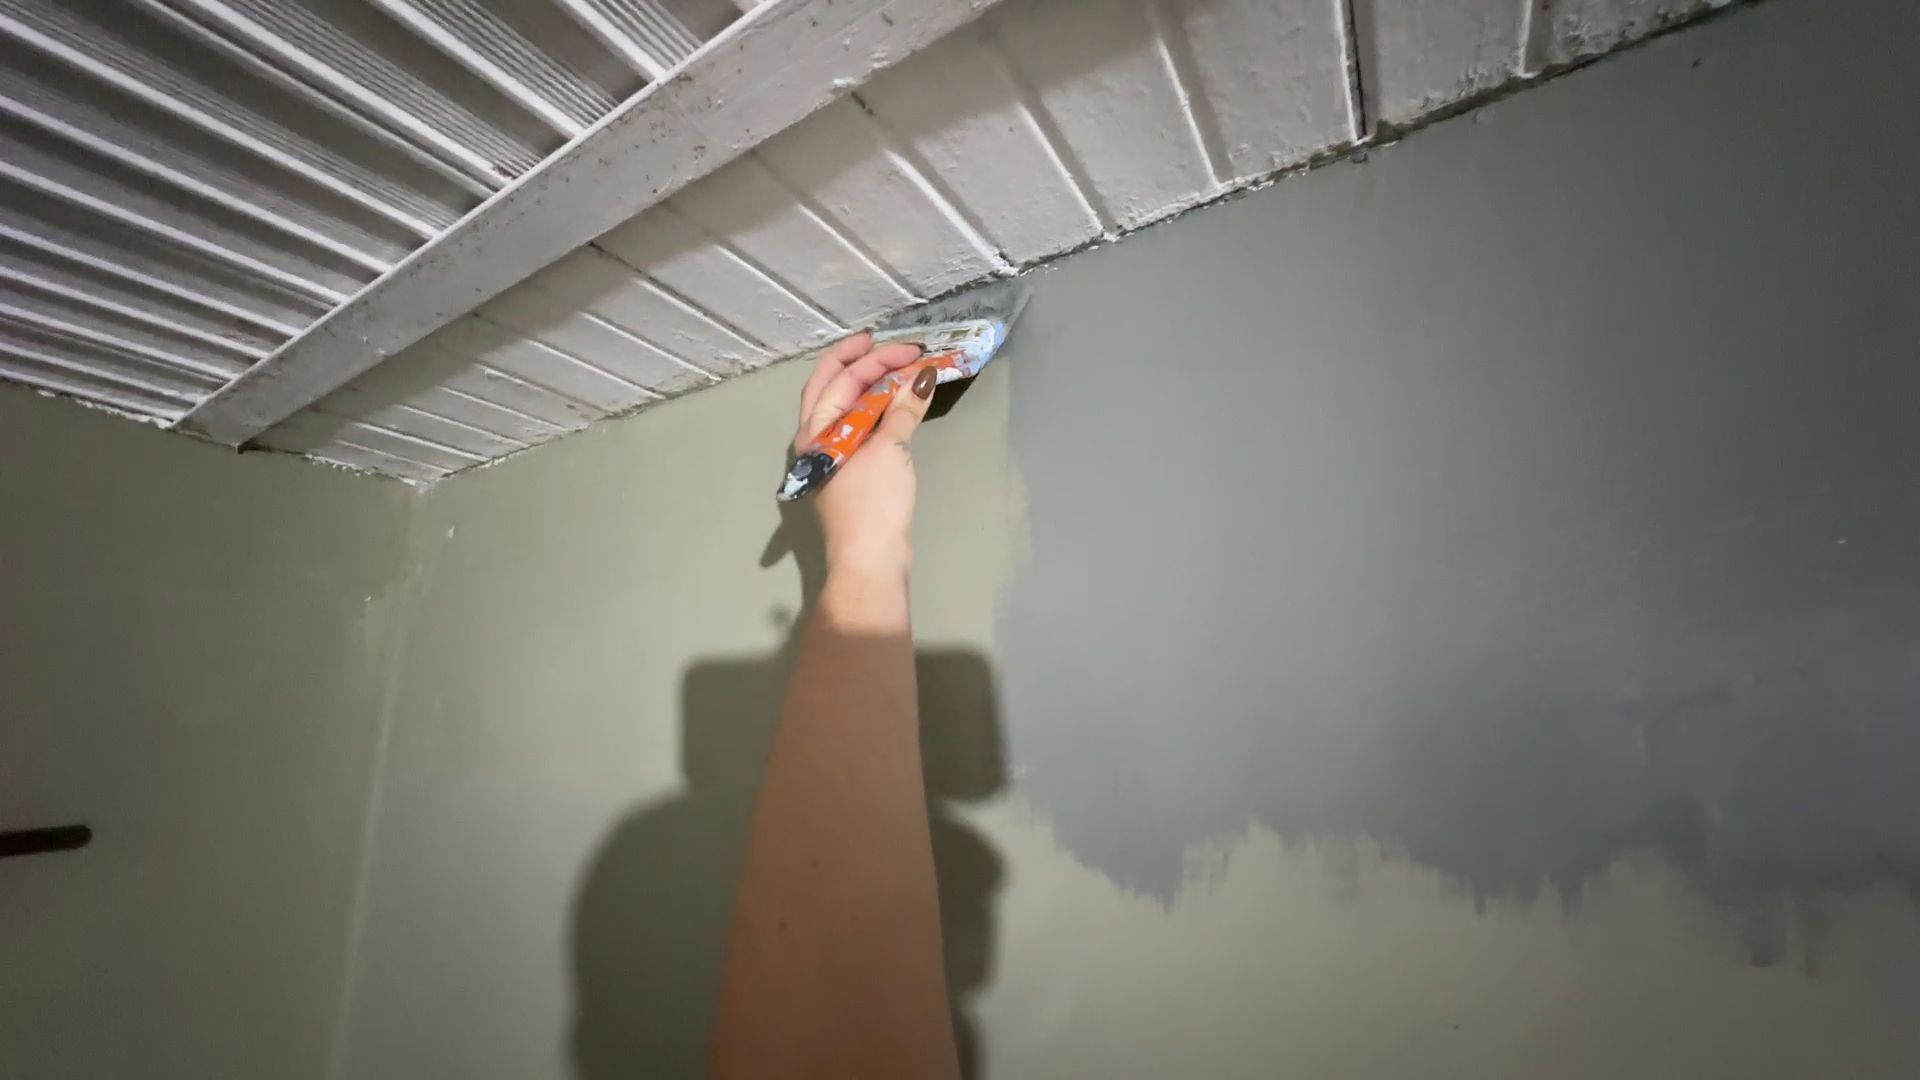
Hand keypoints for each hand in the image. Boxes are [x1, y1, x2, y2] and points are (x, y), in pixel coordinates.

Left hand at [794, 332, 936, 581]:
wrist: (870, 559)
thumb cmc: (873, 502)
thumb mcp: (888, 450)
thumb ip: (903, 409)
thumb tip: (923, 376)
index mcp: (815, 430)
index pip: (840, 378)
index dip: (873, 358)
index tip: (908, 349)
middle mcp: (818, 440)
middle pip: (834, 388)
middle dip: (860, 363)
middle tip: (887, 345)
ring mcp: (834, 458)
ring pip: (848, 409)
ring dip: (872, 386)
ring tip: (898, 369)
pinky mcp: (852, 474)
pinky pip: (862, 429)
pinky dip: (879, 411)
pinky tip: (897, 406)